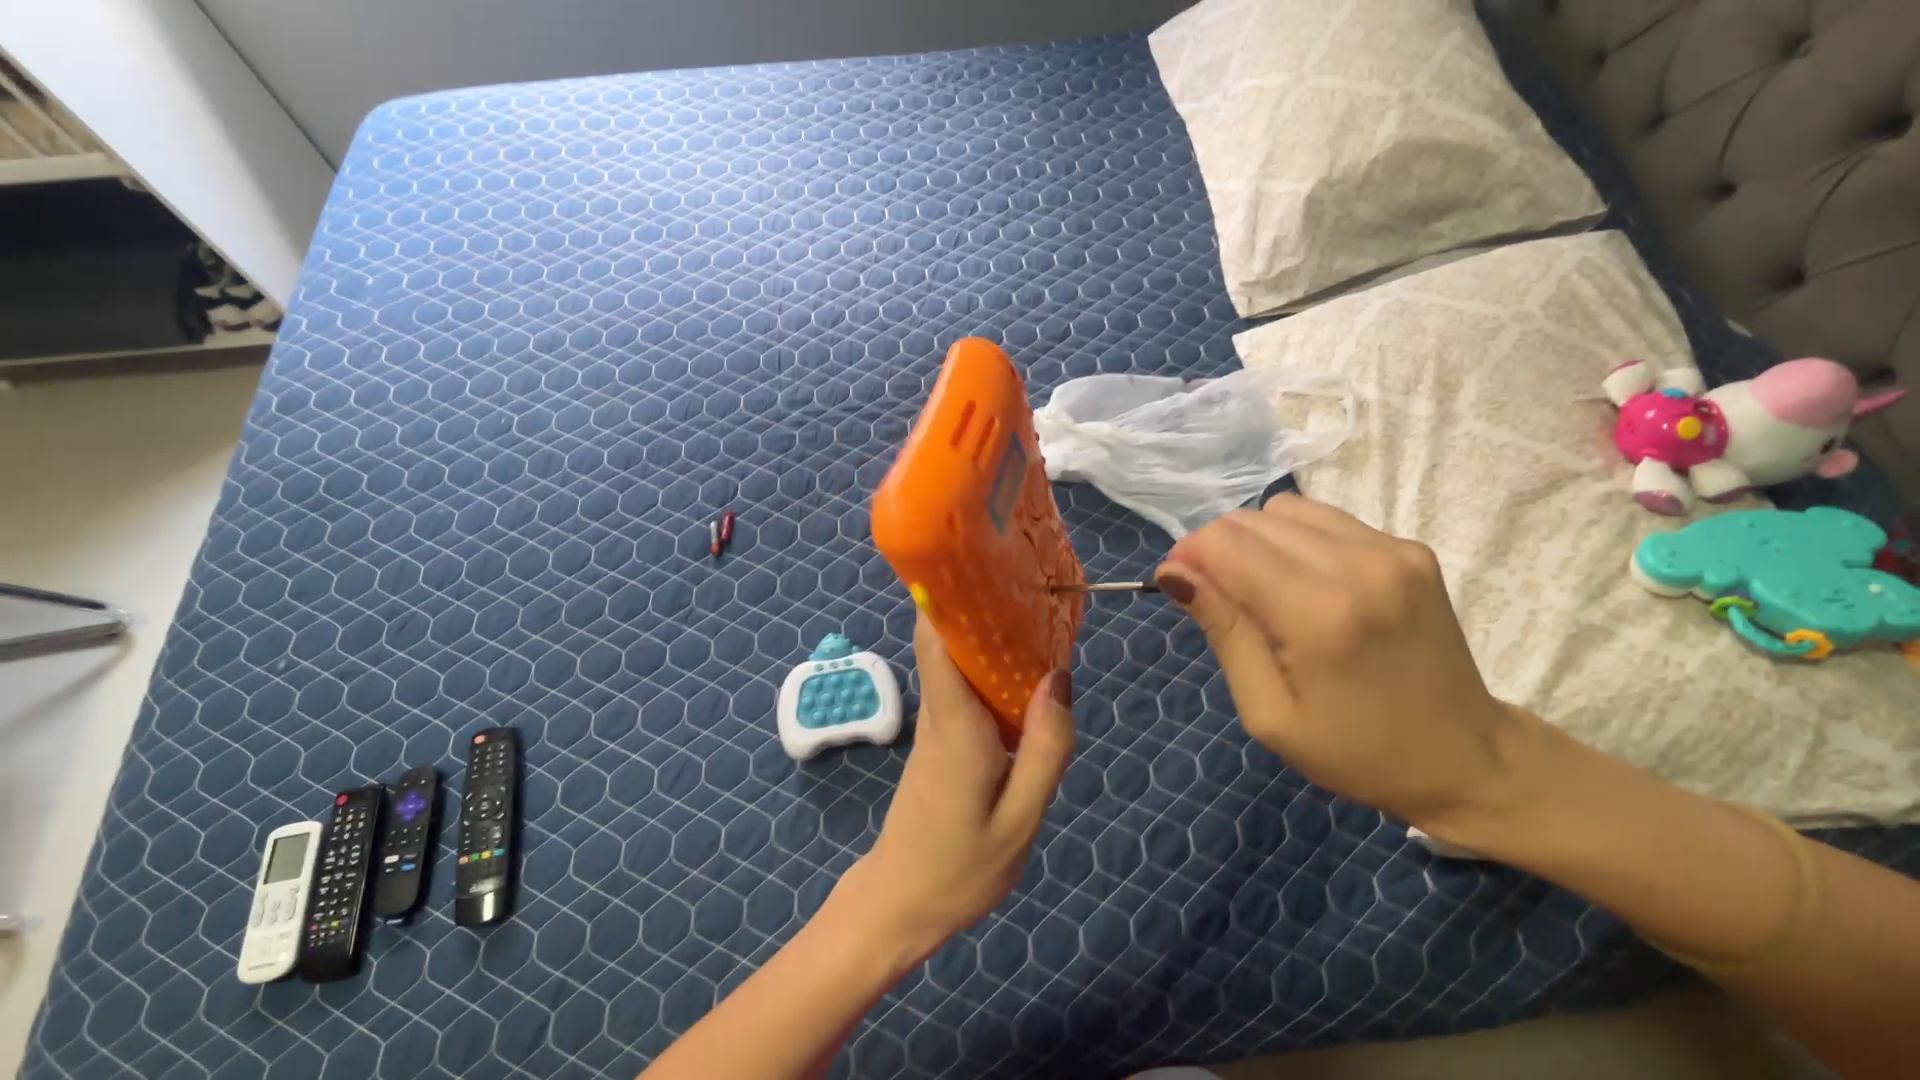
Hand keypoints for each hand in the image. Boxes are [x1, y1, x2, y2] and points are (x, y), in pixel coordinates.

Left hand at [842, 614, 1074, 956]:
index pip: (937, 640)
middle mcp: (940, 713)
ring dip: (990, 636)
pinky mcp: (940, 740)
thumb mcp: (1020, 817)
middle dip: (983, 605)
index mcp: (956, 724)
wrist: (901, 904)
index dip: (950, 593)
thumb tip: (1058, 678)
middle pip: (949, 641)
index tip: (982, 558)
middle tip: (1031, 580)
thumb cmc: (961, 866)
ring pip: (957, 663)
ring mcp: (935, 726)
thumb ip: (1046, 748)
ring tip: (1039, 615)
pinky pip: (963, 689)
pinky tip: (1026, 675)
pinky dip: (990, 670)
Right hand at [1154, 495, 1526, 836]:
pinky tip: (1309, 588)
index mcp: (1320, 614)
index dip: (1190, 557)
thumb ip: (1225, 632)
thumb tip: (1175, 572)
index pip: (1227, 543)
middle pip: (1253, 520)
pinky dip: (1299, 544)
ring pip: (1287, 511)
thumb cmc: (1356, 752)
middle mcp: (1358, 565)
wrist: (1466, 757)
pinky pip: (1327, 522)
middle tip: (1220, 600)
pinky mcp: (1411, 548)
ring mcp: (1392, 550)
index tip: (1181, 589)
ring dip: (1258, 543)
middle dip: (1219, 550)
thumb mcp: (1270, 714)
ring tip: (1267, 594)